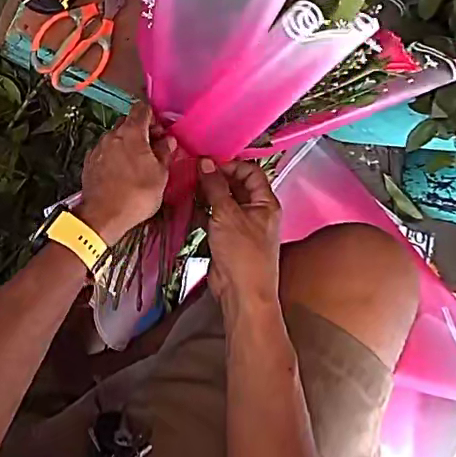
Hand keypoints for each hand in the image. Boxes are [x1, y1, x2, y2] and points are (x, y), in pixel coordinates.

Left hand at [77, 103, 173, 241]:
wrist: (103, 217)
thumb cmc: (136, 195)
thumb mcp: (160, 175)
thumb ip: (165, 153)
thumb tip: (168, 141)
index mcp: (131, 133)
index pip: (141, 109)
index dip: (153, 115)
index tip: (161, 128)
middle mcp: (111, 135)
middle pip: (128, 121)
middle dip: (141, 130)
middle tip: (154, 146)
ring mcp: (98, 148)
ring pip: (116, 136)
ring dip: (127, 143)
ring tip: (139, 162)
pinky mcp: (90, 161)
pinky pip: (106, 150)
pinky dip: (115, 154)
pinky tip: (123, 170)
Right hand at [196, 158, 282, 320]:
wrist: (242, 294)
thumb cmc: (242, 253)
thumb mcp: (227, 214)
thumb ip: (215, 186)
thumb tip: (205, 162)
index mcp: (265, 203)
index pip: (250, 172)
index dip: (231, 165)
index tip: (209, 164)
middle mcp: (256, 212)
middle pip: (236, 185)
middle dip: (216, 179)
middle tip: (194, 173)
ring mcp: (242, 225)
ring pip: (224, 201)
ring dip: (208, 195)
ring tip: (189, 188)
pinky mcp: (228, 238)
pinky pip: (216, 217)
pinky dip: (204, 211)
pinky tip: (190, 207)